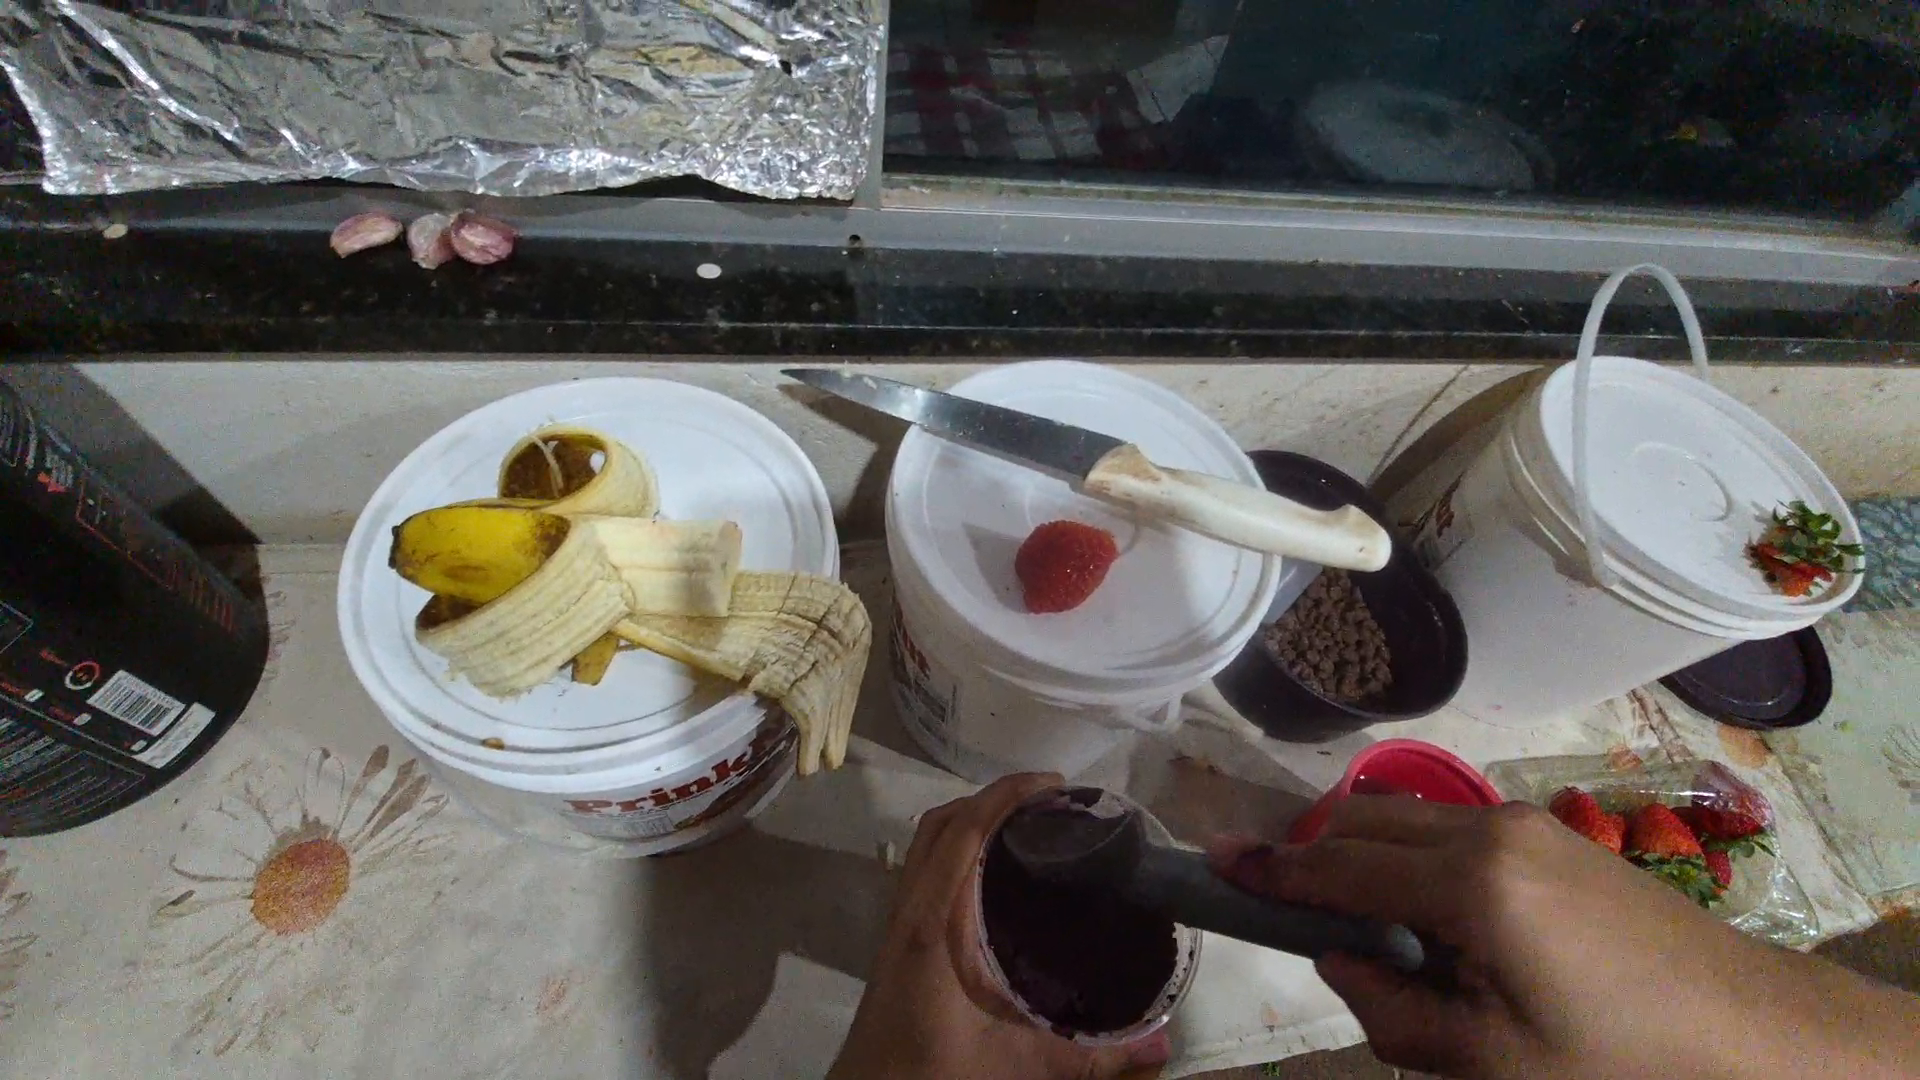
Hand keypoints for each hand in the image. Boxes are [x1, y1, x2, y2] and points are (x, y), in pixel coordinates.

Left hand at [829, 773, 1172, 1079]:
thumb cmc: (930, 1073)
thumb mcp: (1011, 1065)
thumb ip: (1086, 1058)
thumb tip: (1162, 1046)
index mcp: (932, 920)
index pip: (963, 830)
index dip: (1005, 794)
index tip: (1053, 784)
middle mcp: (910, 903)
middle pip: (943, 820)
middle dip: (992, 796)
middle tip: (1047, 799)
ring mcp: (899, 913)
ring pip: (929, 837)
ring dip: (972, 815)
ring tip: (1024, 820)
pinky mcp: (899, 929)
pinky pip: (926, 861)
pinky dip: (957, 841)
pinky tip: (991, 867)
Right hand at [1210, 797, 1919, 1079]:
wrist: (1780, 1044)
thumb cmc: (1629, 1069)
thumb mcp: (1497, 1065)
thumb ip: (1392, 1009)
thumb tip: (1340, 956)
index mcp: (1470, 885)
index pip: (1340, 870)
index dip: (1273, 870)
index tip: (1217, 858)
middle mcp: (1482, 828)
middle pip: (1357, 824)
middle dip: (1308, 855)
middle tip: (1279, 897)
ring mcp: (1512, 819)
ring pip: (1394, 815)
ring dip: (1354, 851)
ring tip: (1352, 910)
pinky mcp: (1536, 826)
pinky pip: (1435, 824)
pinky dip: (1399, 852)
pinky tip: (1420, 905)